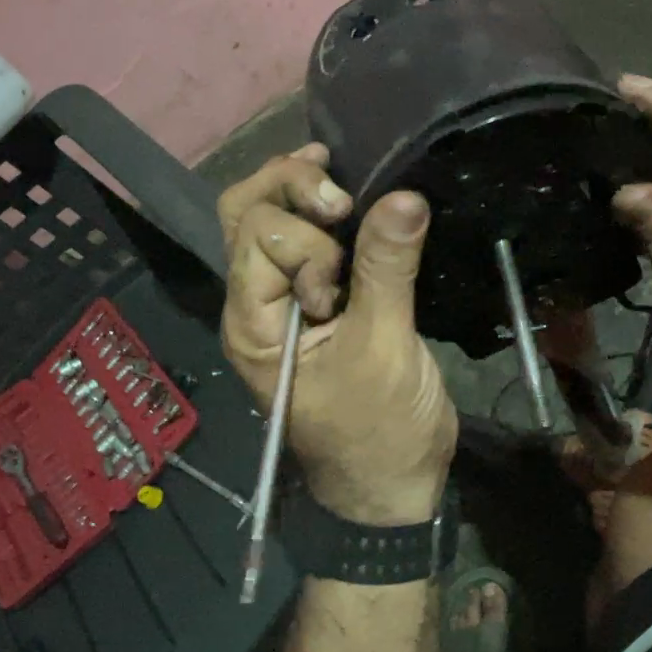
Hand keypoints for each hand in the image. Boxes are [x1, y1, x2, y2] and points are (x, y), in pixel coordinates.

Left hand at [218, 144, 457, 524]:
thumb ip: (386, 271)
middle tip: (342, 199)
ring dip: (298, 189)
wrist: (393, 483)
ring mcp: (284, 302)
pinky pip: (304, 242)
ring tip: (336, 168)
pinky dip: (320, 212)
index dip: (304, 240)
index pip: (256, 238)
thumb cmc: (380, 430)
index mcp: (253, 324)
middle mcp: (256, 305)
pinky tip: (348, 196)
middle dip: (290, 189)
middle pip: (246, 216)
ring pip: (268, 222)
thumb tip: (405, 196)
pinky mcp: (318, 301)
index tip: (342, 279)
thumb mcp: (384, 350)